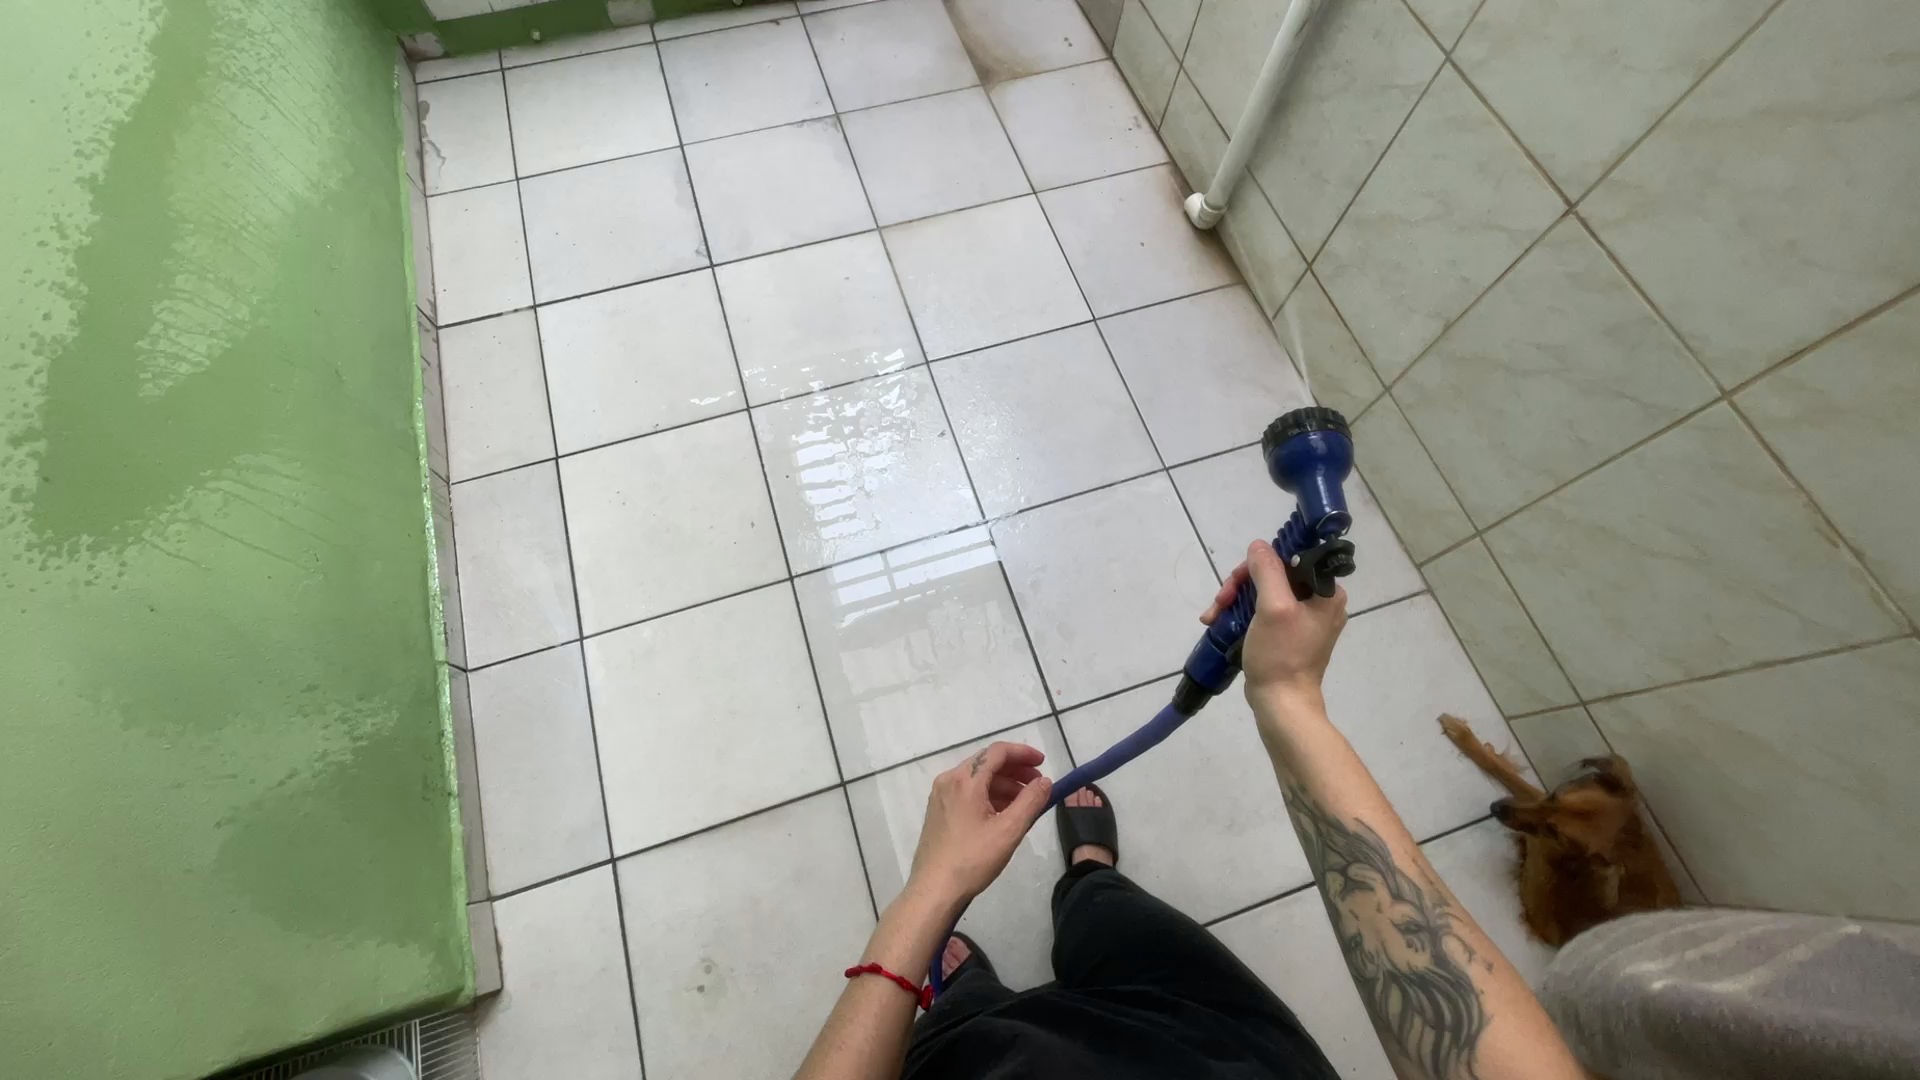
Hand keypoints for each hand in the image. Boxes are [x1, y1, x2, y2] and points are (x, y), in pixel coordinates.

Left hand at [907, 742, 1053, 905]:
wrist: (934, 890)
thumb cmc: (972, 859)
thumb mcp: (1008, 831)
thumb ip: (1030, 802)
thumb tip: (1045, 782)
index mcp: (964, 780)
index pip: (997, 752)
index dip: (1023, 753)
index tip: (1043, 763)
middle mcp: (949, 780)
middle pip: (986, 763)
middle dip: (1015, 770)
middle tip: (1038, 784)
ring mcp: (941, 795)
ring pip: (977, 778)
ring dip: (1004, 784)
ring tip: (1025, 802)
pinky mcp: (939, 810)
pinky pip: (967, 791)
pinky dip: (989, 795)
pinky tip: (1003, 812)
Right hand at [1202, 540, 1347, 702]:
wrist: (1281, 702)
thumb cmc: (1281, 654)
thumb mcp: (1273, 607)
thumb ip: (1267, 571)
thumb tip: (1258, 546)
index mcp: (1326, 593)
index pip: (1290, 559)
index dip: (1260, 564)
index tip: (1239, 579)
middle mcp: (1318, 603)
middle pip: (1272, 576)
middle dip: (1241, 586)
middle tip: (1221, 602)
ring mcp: (1302, 620)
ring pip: (1262, 593)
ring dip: (1234, 600)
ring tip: (1213, 616)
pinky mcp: (1286, 636)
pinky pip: (1261, 612)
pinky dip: (1240, 615)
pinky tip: (1219, 623)